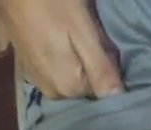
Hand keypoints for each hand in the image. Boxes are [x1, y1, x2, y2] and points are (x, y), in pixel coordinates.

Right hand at [0, 0, 122, 99]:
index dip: (108, 64)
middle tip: (88, 31)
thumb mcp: (81, 29)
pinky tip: (59, 35)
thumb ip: (100, 68)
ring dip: (79, 58)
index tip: (102, 39)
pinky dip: (64, 55)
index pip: (103, 89)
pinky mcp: (31, 68)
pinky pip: (58, 68)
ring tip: (72, 32)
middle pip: (87, 84)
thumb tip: (119, 98)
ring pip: (73, 76)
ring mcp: (40, 82)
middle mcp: (53, 94)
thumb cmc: (48, 1)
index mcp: (68, 89)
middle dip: (93, 62)